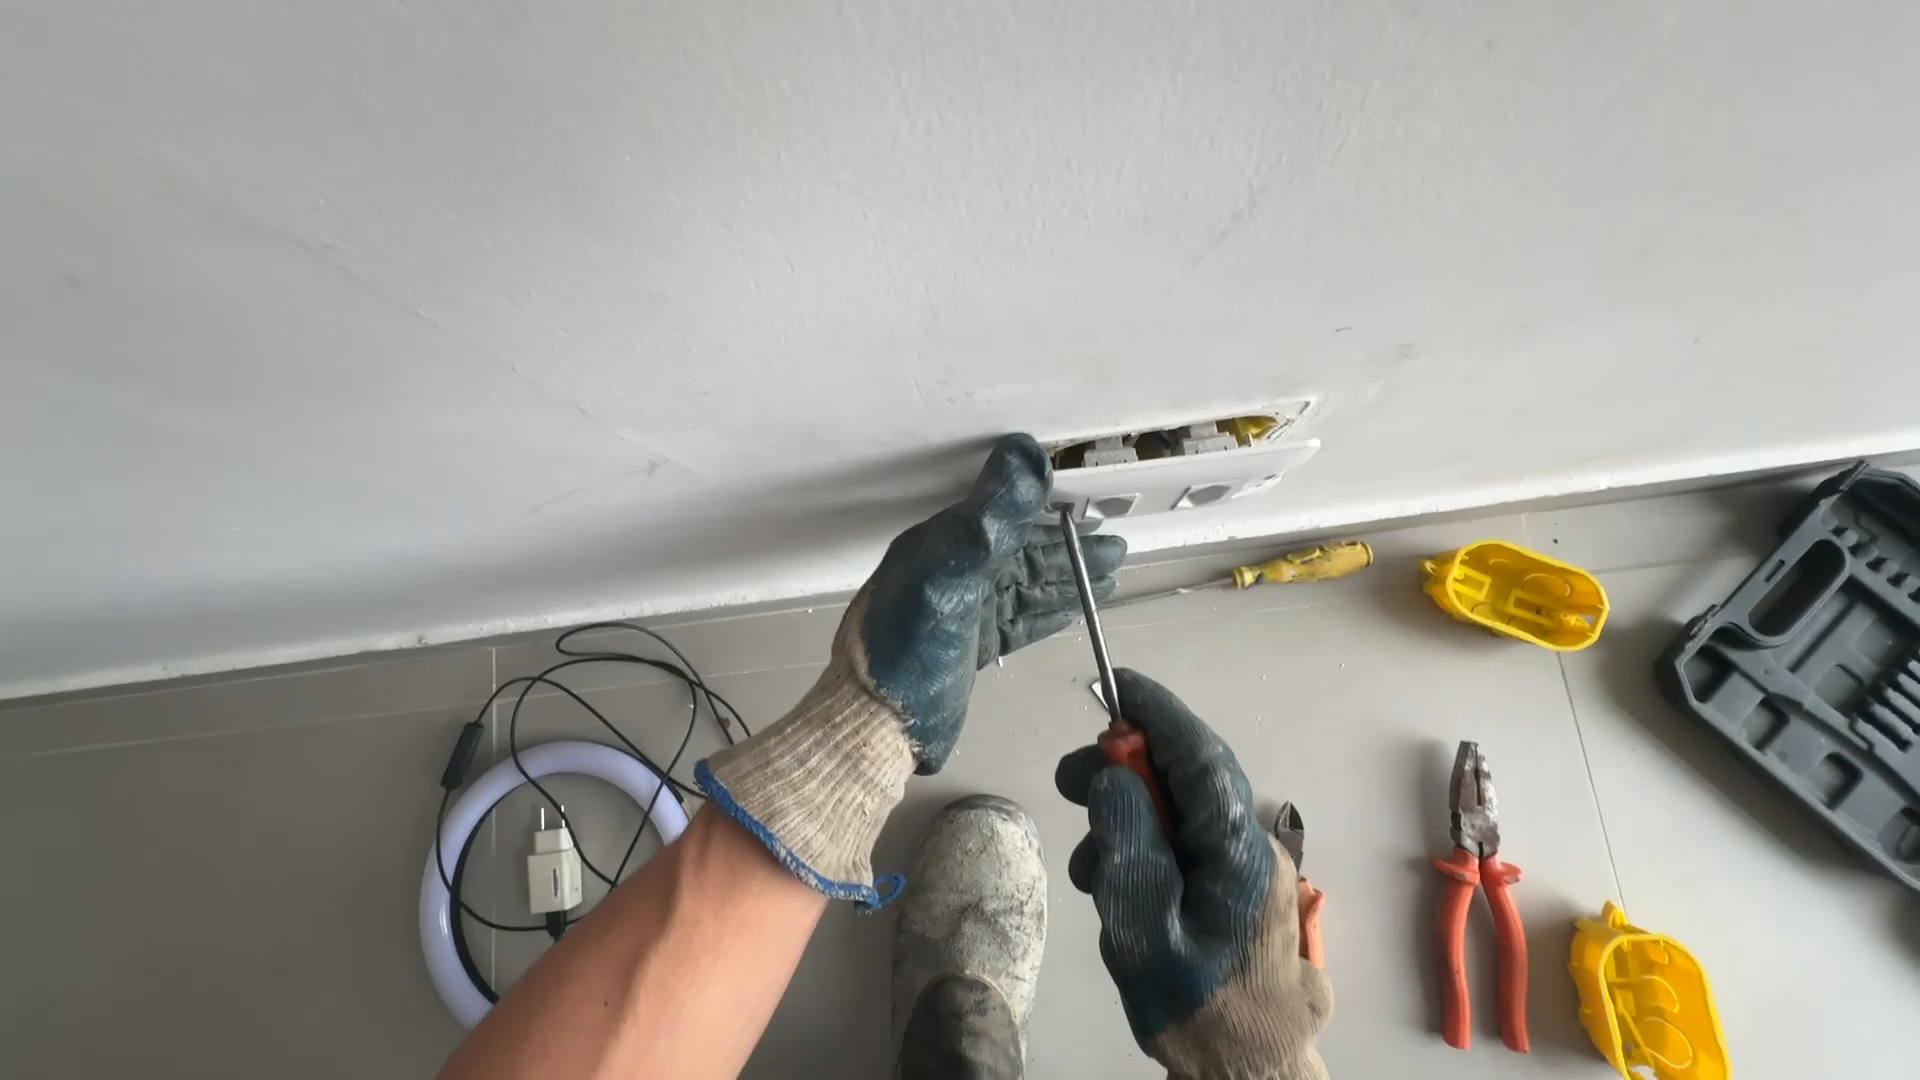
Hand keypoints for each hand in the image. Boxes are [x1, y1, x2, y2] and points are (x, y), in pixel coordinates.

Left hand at [860, 432, 1126, 771]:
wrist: (875, 722)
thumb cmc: (908, 648)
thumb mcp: (949, 575)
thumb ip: (988, 517)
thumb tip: (1026, 451)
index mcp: (943, 546)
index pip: (1005, 519)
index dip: (1049, 513)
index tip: (1088, 508)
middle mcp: (956, 573)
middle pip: (1023, 554)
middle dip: (1069, 550)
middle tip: (1115, 548)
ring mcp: (966, 611)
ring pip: (1027, 588)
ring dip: (1067, 580)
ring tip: (1110, 575)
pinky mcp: (974, 646)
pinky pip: (1021, 621)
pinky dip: (1049, 612)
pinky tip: (1074, 608)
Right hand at [1056, 669, 1331, 1078]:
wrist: (1245, 1070)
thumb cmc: (1198, 1005)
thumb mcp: (1146, 927)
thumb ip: (1129, 845)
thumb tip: (1113, 776)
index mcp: (1237, 847)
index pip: (1198, 755)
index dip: (1157, 712)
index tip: (1117, 685)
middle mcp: (1246, 842)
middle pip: (1183, 773)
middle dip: (1125, 765)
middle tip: (1072, 779)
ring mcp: (1238, 861)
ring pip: (1174, 804)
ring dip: (1124, 811)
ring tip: (1088, 854)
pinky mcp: (1225, 880)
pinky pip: (1176, 837)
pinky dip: (1136, 842)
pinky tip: (1109, 879)